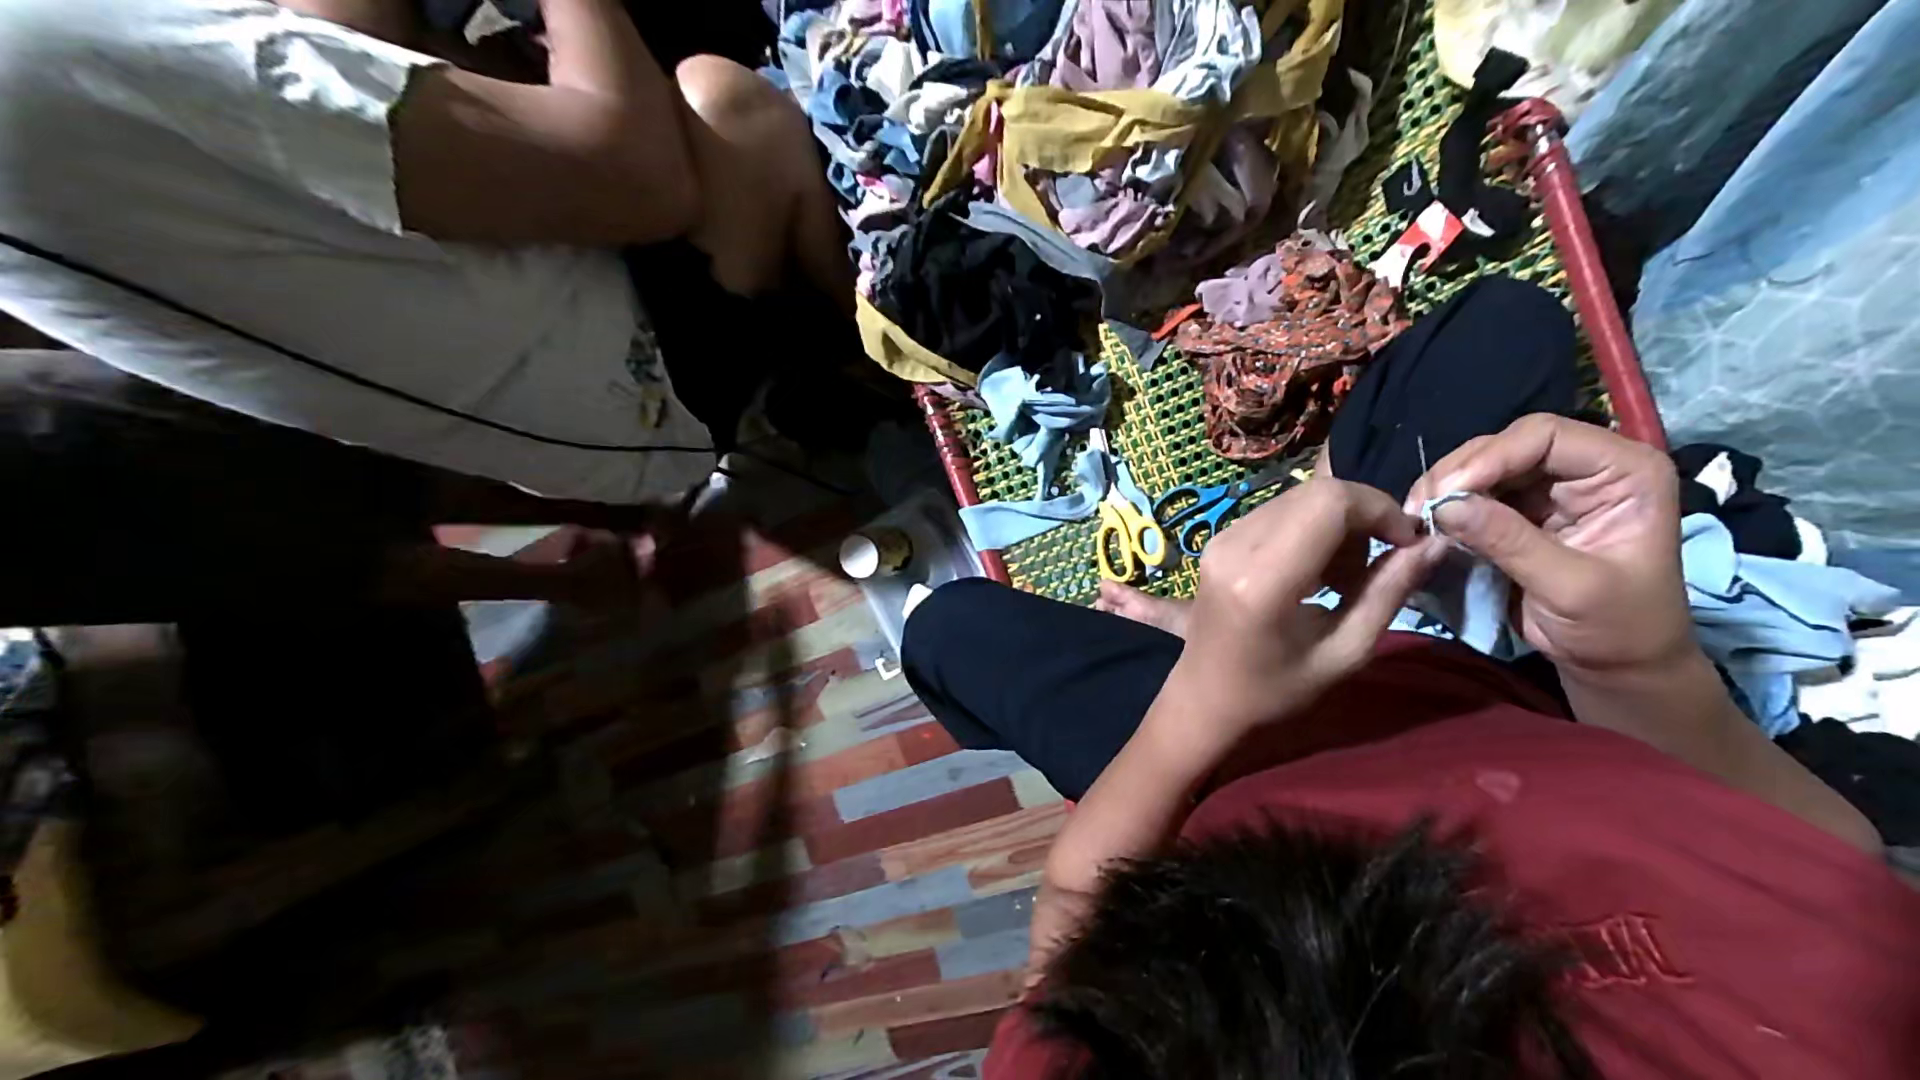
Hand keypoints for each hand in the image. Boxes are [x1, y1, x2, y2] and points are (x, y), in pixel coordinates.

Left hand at [1168, 478, 1445, 745]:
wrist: (1205, 696)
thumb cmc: (1275, 689)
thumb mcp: (1345, 652)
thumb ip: (1388, 592)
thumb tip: (1434, 542)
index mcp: (1262, 579)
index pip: (1329, 502)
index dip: (1380, 510)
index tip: (1406, 545)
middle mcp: (1234, 547)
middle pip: (1315, 493)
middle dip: (1362, 517)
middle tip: (1378, 564)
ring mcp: (1220, 540)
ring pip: (1297, 498)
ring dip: (1337, 525)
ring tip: (1343, 580)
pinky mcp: (1217, 540)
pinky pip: (1277, 512)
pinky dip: (1310, 530)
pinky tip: (1315, 573)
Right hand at [1404, 414, 1695, 684]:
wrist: (1616, 661)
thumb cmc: (1616, 626)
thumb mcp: (1569, 587)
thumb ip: (1510, 541)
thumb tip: (1445, 505)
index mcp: (1624, 473)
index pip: (1546, 437)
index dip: (1491, 457)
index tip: (1447, 494)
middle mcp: (1586, 468)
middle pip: (1505, 444)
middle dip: (1457, 472)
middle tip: (1419, 509)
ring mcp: (1548, 487)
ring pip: (1479, 464)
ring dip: (1441, 487)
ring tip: (1416, 518)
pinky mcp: (1517, 509)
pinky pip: (1470, 490)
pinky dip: (1441, 503)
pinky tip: (1424, 524)